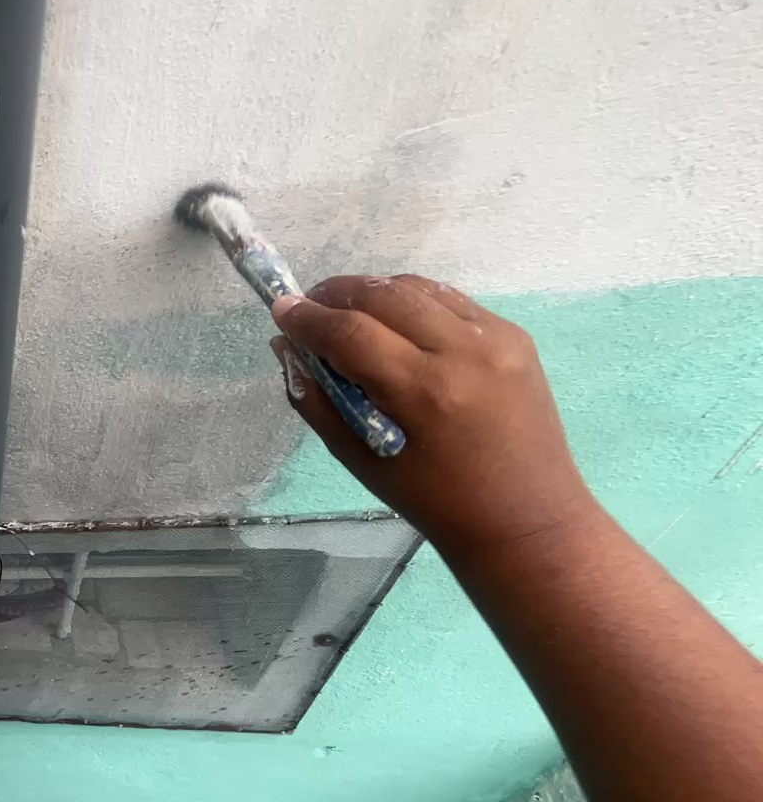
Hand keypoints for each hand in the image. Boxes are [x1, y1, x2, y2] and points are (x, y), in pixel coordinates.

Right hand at [269, 274, 600, 559]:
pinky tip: (389, 323)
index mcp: (422, 390)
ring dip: (370, 292)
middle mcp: (464, 352)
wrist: (523, 513)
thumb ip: (314, 396)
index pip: (350, 331)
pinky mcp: (513, 336)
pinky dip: (407, 301)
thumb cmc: (427, 495)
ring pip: (417, 288)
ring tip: (343, 312)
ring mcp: (496, 339)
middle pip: (384, 295)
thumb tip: (286, 347)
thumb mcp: (353, 454)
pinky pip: (448, 300)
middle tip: (305, 308)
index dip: (306, 317)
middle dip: (334, 294)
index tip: (278, 309)